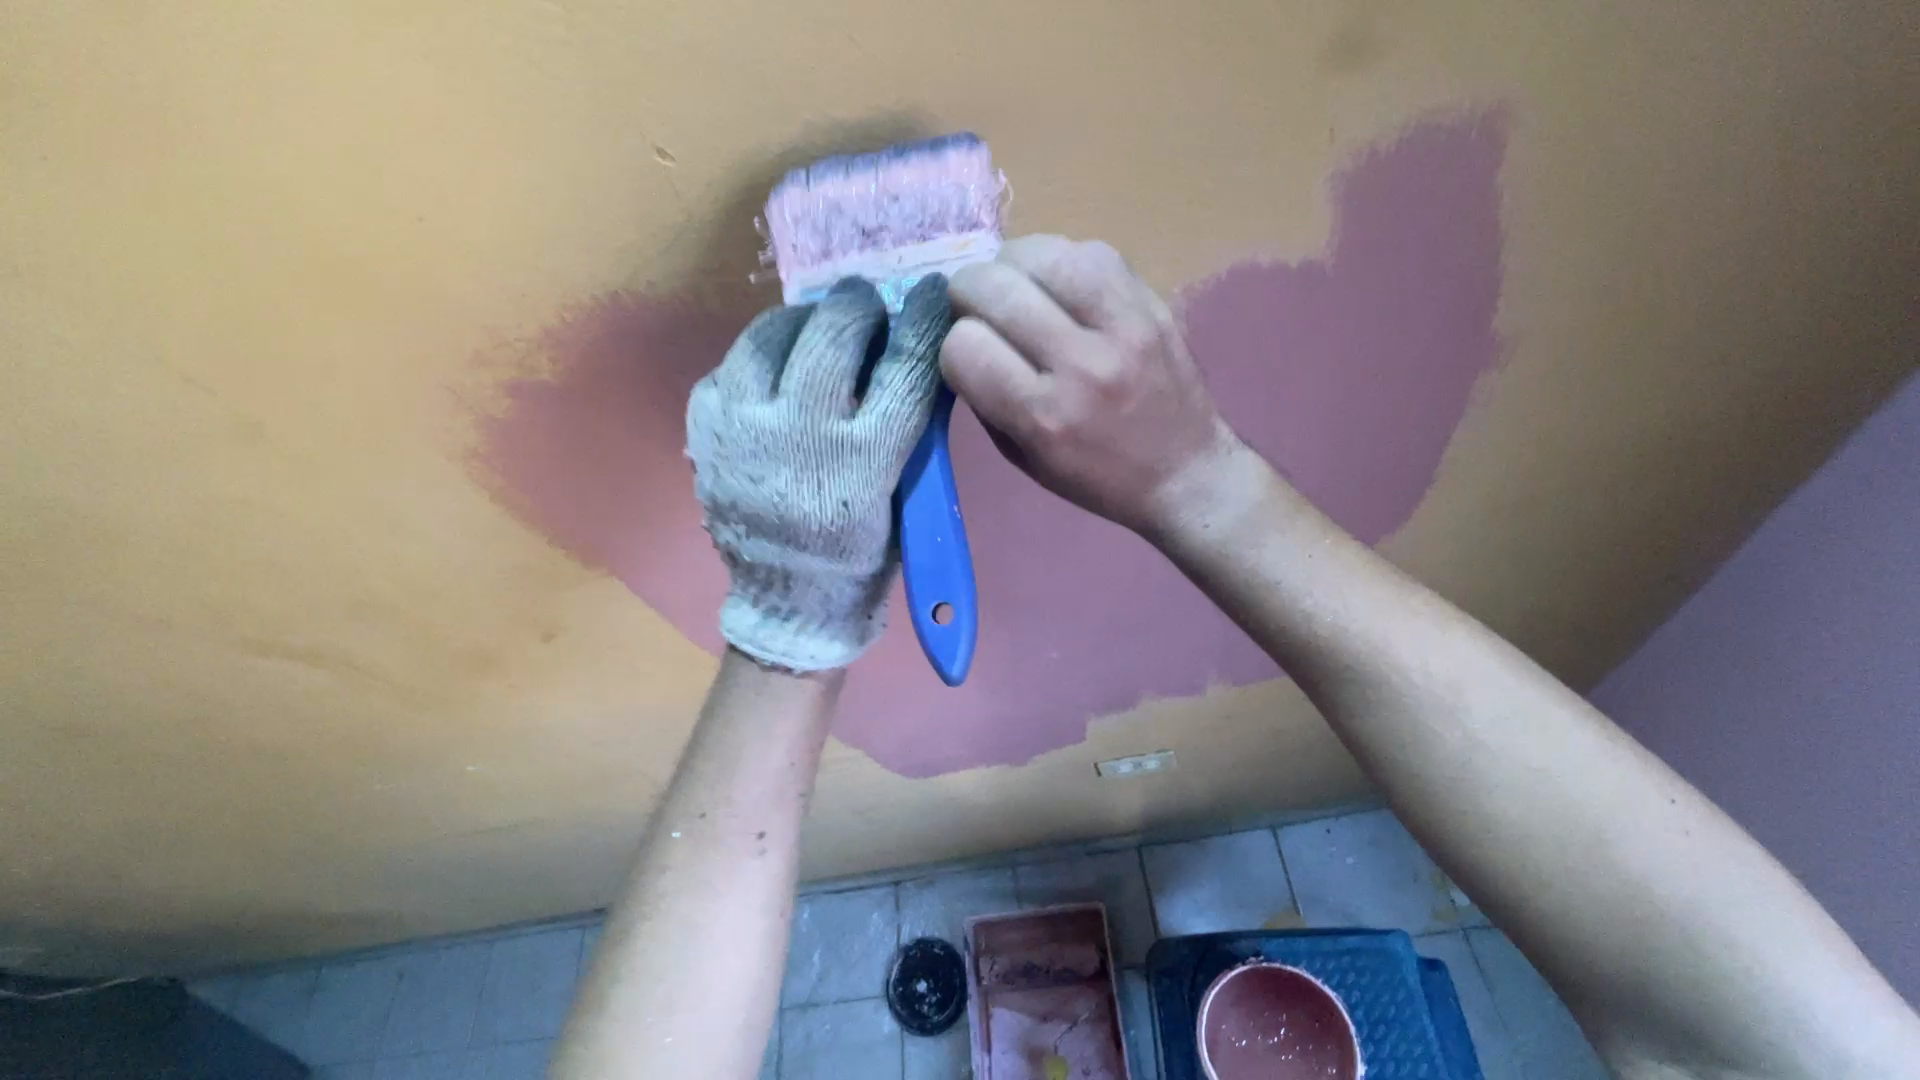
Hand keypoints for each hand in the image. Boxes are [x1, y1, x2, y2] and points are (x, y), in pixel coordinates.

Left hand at [686, 276, 950, 671]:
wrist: (788, 599)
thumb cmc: (862, 553)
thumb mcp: (904, 498)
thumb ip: (907, 426)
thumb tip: (905, 348)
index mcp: (861, 465)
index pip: (903, 369)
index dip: (924, 320)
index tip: (933, 292)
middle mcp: (798, 440)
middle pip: (832, 336)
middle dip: (858, 307)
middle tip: (868, 305)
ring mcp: (741, 433)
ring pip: (769, 336)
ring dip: (803, 320)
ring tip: (818, 324)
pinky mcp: (705, 434)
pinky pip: (730, 365)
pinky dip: (760, 356)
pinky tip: (777, 366)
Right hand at [942, 236, 1240, 535]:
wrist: (1185, 473)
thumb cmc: (1094, 476)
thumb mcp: (1023, 456)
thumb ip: (985, 396)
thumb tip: (958, 334)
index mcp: (1043, 416)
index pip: (963, 345)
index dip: (952, 344)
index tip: (966, 354)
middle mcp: (1080, 365)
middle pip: (992, 287)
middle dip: (966, 292)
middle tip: (974, 308)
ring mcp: (1122, 326)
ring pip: (1040, 253)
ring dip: (1012, 265)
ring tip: (1016, 286)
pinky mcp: (1151, 303)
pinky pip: (1090, 251)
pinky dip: (1060, 260)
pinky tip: (1059, 282)